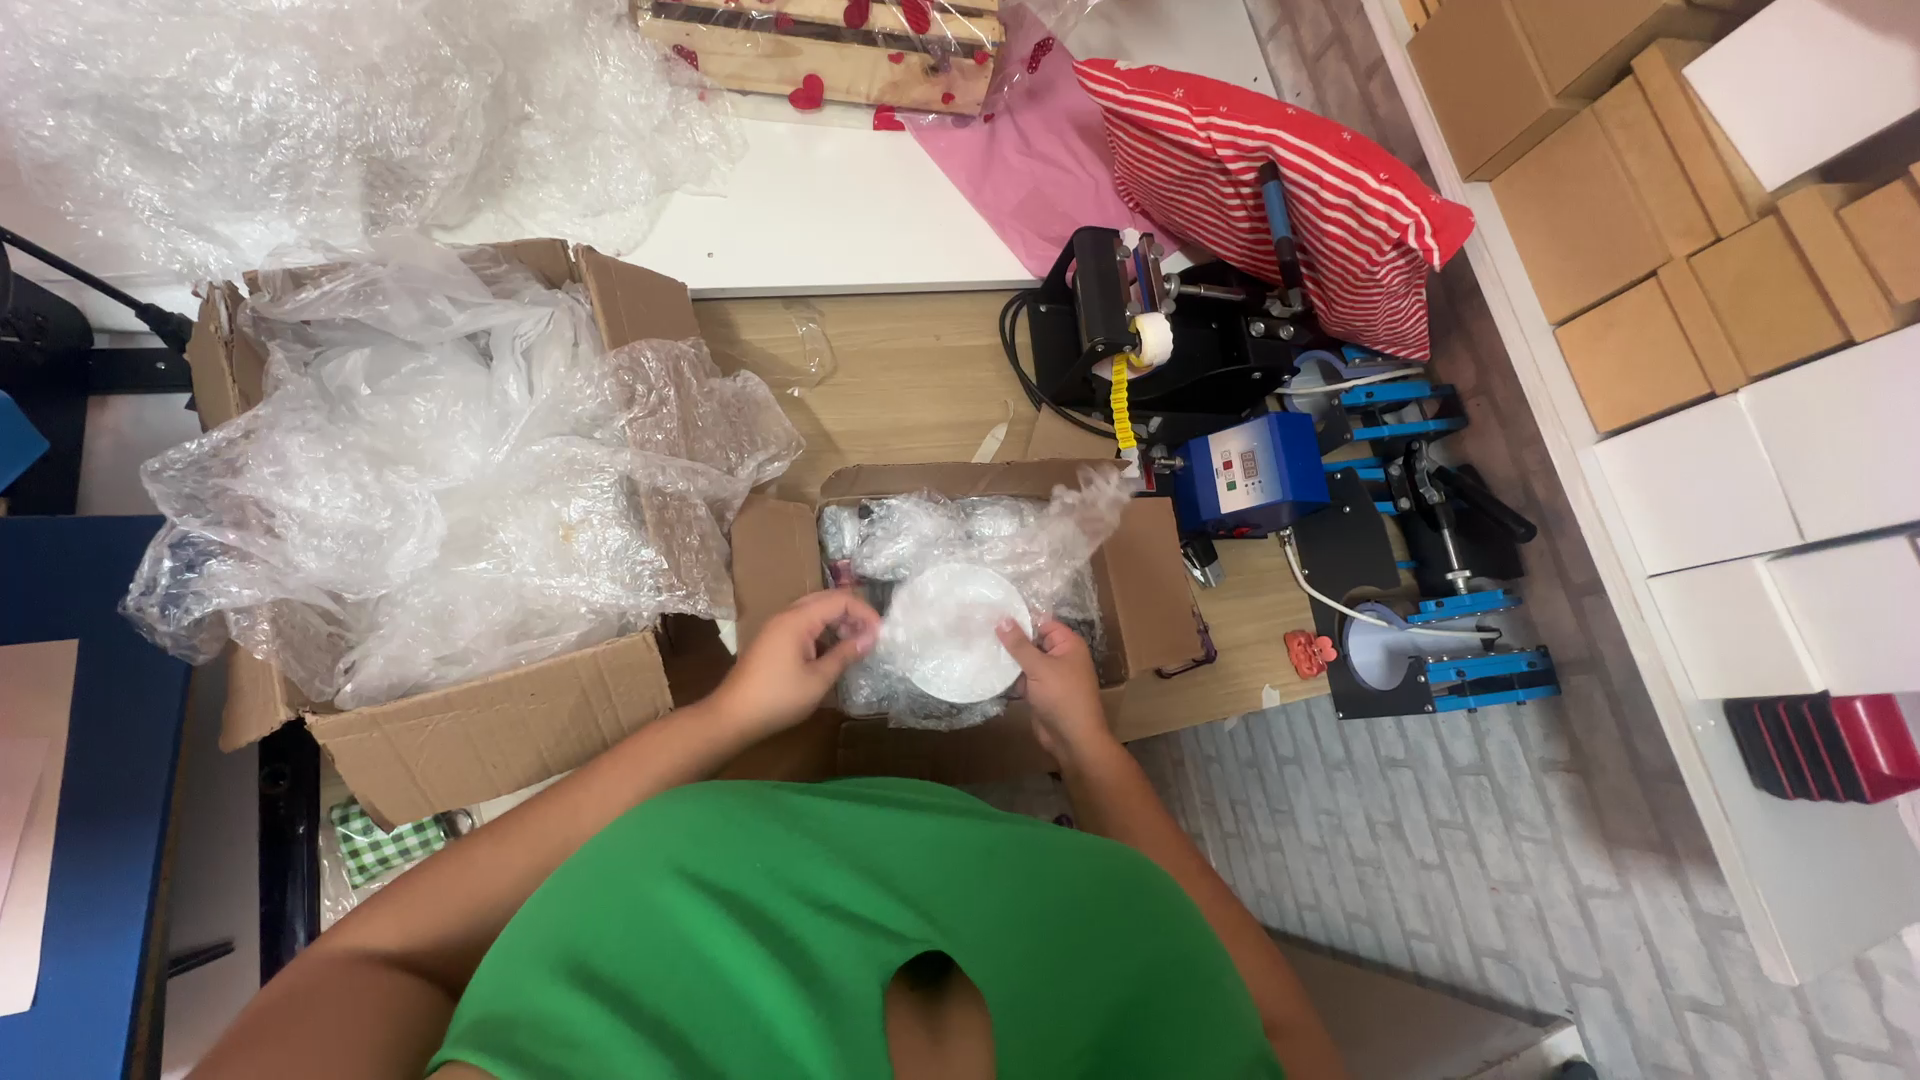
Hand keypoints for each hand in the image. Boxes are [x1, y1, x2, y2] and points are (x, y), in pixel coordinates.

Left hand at [709, 590, 879, 736]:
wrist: (732, 716)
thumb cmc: (778, 698)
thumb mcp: (818, 679)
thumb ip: (845, 654)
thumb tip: (871, 637)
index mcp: (798, 619)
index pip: (840, 600)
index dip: (864, 612)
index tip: (880, 633)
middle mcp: (786, 615)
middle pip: (826, 599)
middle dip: (852, 613)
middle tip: (870, 635)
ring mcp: (777, 626)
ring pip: (814, 610)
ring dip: (837, 622)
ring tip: (854, 644)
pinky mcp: (773, 639)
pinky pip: (803, 623)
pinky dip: (822, 631)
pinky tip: (832, 651)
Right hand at [995, 616, 1117, 763]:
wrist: (1072, 739)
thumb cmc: (1062, 697)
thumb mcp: (1039, 667)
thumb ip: (1019, 644)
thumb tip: (1002, 619)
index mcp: (1068, 645)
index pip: (1043, 624)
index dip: (1022, 620)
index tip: (995, 615)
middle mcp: (1060, 657)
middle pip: (1033, 642)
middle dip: (1011, 640)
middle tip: (981, 630)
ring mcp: (1050, 676)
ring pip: (1025, 661)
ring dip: (1008, 659)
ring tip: (980, 647)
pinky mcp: (1040, 692)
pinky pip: (1023, 678)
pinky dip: (1009, 677)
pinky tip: (987, 670)